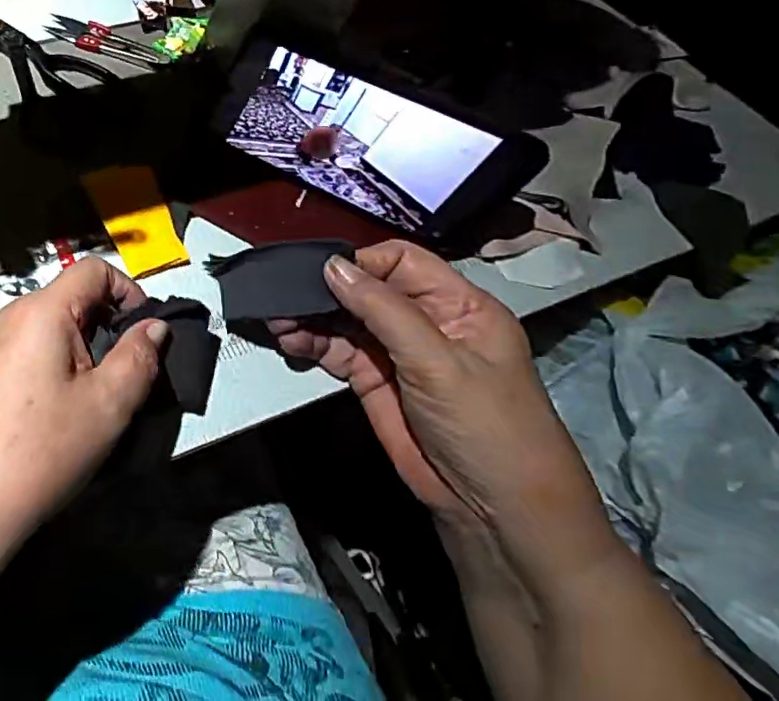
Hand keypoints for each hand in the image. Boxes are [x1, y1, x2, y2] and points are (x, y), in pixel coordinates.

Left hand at [0, 259, 166, 603]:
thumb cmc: (41, 446)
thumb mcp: (109, 403)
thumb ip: (140, 357)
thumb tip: (154, 327)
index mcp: (45, 310)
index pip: (95, 270)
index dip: (128, 291)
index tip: (144, 332)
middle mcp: (19, 315)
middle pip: (78, 295)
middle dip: (112, 324)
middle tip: (132, 369)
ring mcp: (2, 342)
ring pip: (61, 325)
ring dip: (92, 348)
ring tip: (105, 393)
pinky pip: (42, 347)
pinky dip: (68, 363)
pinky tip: (74, 406)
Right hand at [272, 242, 615, 579]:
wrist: (496, 516)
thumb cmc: (490, 430)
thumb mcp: (439, 362)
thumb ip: (384, 311)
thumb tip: (335, 267)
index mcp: (459, 305)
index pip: (404, 262)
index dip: (364, 262)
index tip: (325, 271)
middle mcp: (427, 323)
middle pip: (369, 289)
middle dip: (329, 290)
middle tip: (288, 295)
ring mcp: (400, 355)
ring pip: (349, 321)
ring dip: (315, 318)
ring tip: (282, 322)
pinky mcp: (378, 384)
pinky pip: (340, 353)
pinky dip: (315, 346)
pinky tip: (294, 343)